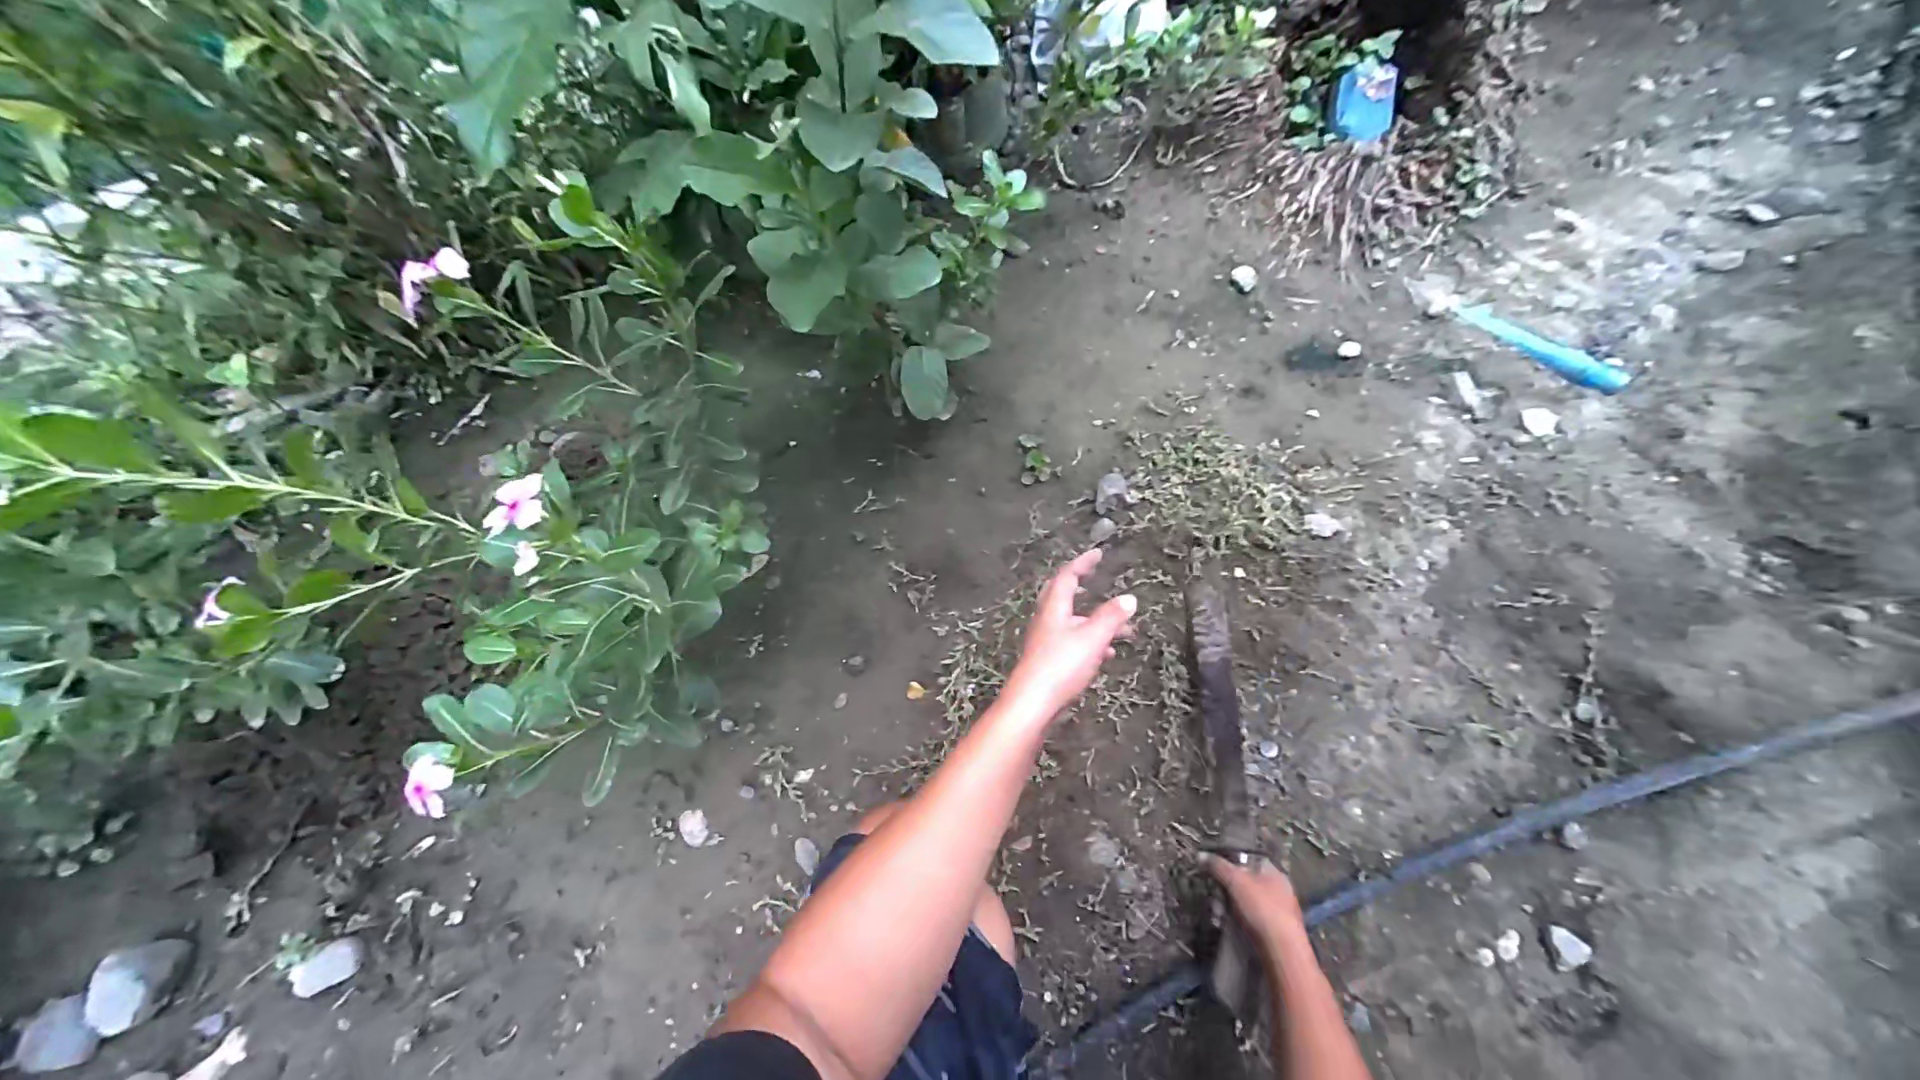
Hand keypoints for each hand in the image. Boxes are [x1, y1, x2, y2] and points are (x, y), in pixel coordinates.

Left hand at [1001, 549, 1135, 723]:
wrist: (1032, 703)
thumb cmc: (1060, 665)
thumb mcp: (1092, 638)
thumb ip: (1111, 618)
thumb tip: (1129, 597)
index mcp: (1054, 608)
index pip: (1067, 576)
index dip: (1083, 563)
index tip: (1098, 553)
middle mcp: (1047, 620)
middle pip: (1063, 595)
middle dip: (1083, 586)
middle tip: (1098, 579)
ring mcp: (1046, 640)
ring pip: (1072, 621)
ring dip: (1095, 620)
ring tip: (1124, 629)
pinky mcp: (1048, 660)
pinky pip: (1072, 642)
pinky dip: (1091, 641)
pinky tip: (1107, 654)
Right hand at [1208, 855, 1305, 947]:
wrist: (1283, 952)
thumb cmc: (1262, 908)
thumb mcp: (1236, 881)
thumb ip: (1218, 866)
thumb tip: (1201, 855)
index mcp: (1274, 872)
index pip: (1248, 858)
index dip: (1229, 860)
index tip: (1213, 867)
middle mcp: (1279, 889)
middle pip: (1245, 880)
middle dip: (1226, 886)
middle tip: (1214, 893)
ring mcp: (1278, 911)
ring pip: (1246, 900)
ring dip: (1229, 904)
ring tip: (1218, 912)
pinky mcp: (1274, 930)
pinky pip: (1250, 917)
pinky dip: (1238, 918)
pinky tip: (1229, 923)